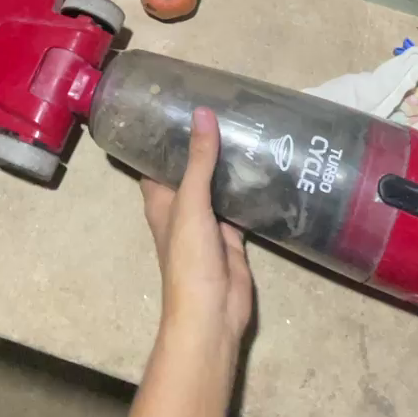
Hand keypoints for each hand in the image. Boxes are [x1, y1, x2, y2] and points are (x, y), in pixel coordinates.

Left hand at [128, 109, 251, 416]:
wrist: (213, 314)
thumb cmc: (188, 259)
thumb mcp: (191, 203)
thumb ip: (199, 160)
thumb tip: (202, 112)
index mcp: (161, 199)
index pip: (155, 159)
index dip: (161, 134)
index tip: (177, 102)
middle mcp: (182, 206)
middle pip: (189, 168)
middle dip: (201, 143)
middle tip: (222, 106)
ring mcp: (208, 220)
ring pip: (215, 183)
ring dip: (226, 162)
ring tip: (245, 125)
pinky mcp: (232, 233)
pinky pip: (239, 202)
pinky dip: (247, 186)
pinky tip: (262, 162)